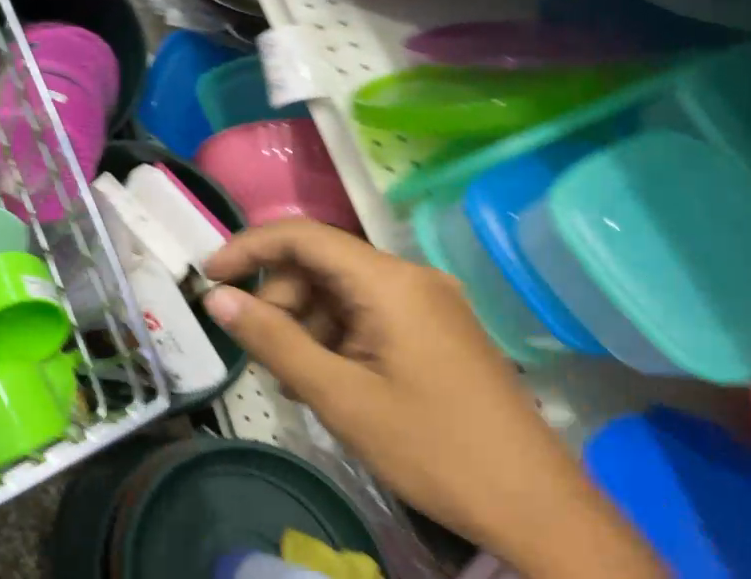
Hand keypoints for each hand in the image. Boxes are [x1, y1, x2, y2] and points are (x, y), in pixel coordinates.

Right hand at [201, 223, 663, 578]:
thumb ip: (273, 340)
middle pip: (319, 264)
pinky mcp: (437, 334)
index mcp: (391, 283)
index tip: (208, 279)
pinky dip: (334, 338)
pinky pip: (367, 315)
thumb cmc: (434, 449)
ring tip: (295, 380)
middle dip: (279, 299)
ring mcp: (429, 306)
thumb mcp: (340, 397)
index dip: (247, 249)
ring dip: (304, 325)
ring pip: (340, 292)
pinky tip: (328, 382)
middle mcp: (411, 280)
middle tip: (263, 352)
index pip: (301, 236)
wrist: (542, 514)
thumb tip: (216, 299)